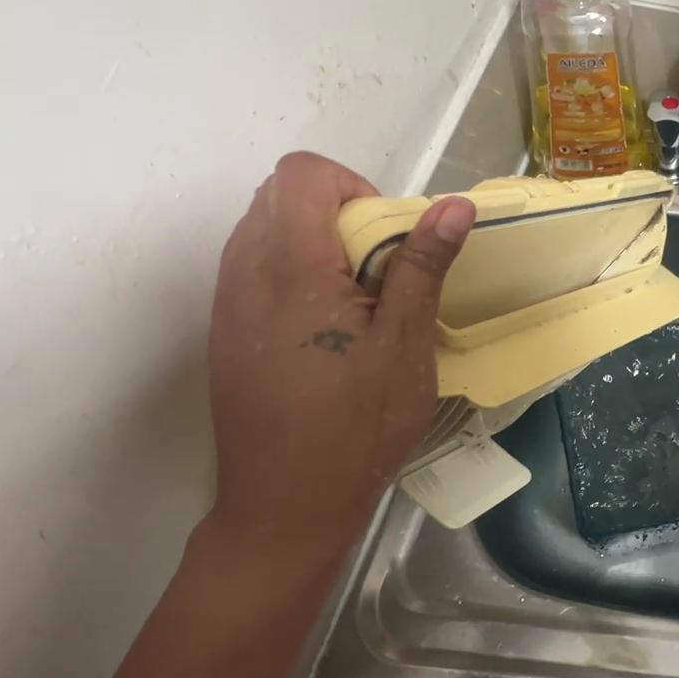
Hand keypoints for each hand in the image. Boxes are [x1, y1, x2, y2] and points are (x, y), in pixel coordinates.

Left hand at [204, 152, 473, 553]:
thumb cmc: (358, 422)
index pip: (303, 174)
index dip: (353, 186)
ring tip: (358, 296)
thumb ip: (422, 264)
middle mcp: (245, 272)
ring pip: (264, 228)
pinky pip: (255, 266)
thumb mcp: (406, 341)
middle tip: (379, 265)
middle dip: (337, 209)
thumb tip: (452, 205)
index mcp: (291, 267)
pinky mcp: (225, 330)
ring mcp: (228, 302)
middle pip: (279, 194)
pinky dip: (297, 269)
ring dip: (316, 239)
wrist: (286, 503)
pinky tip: (329, 325)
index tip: (387, 236)